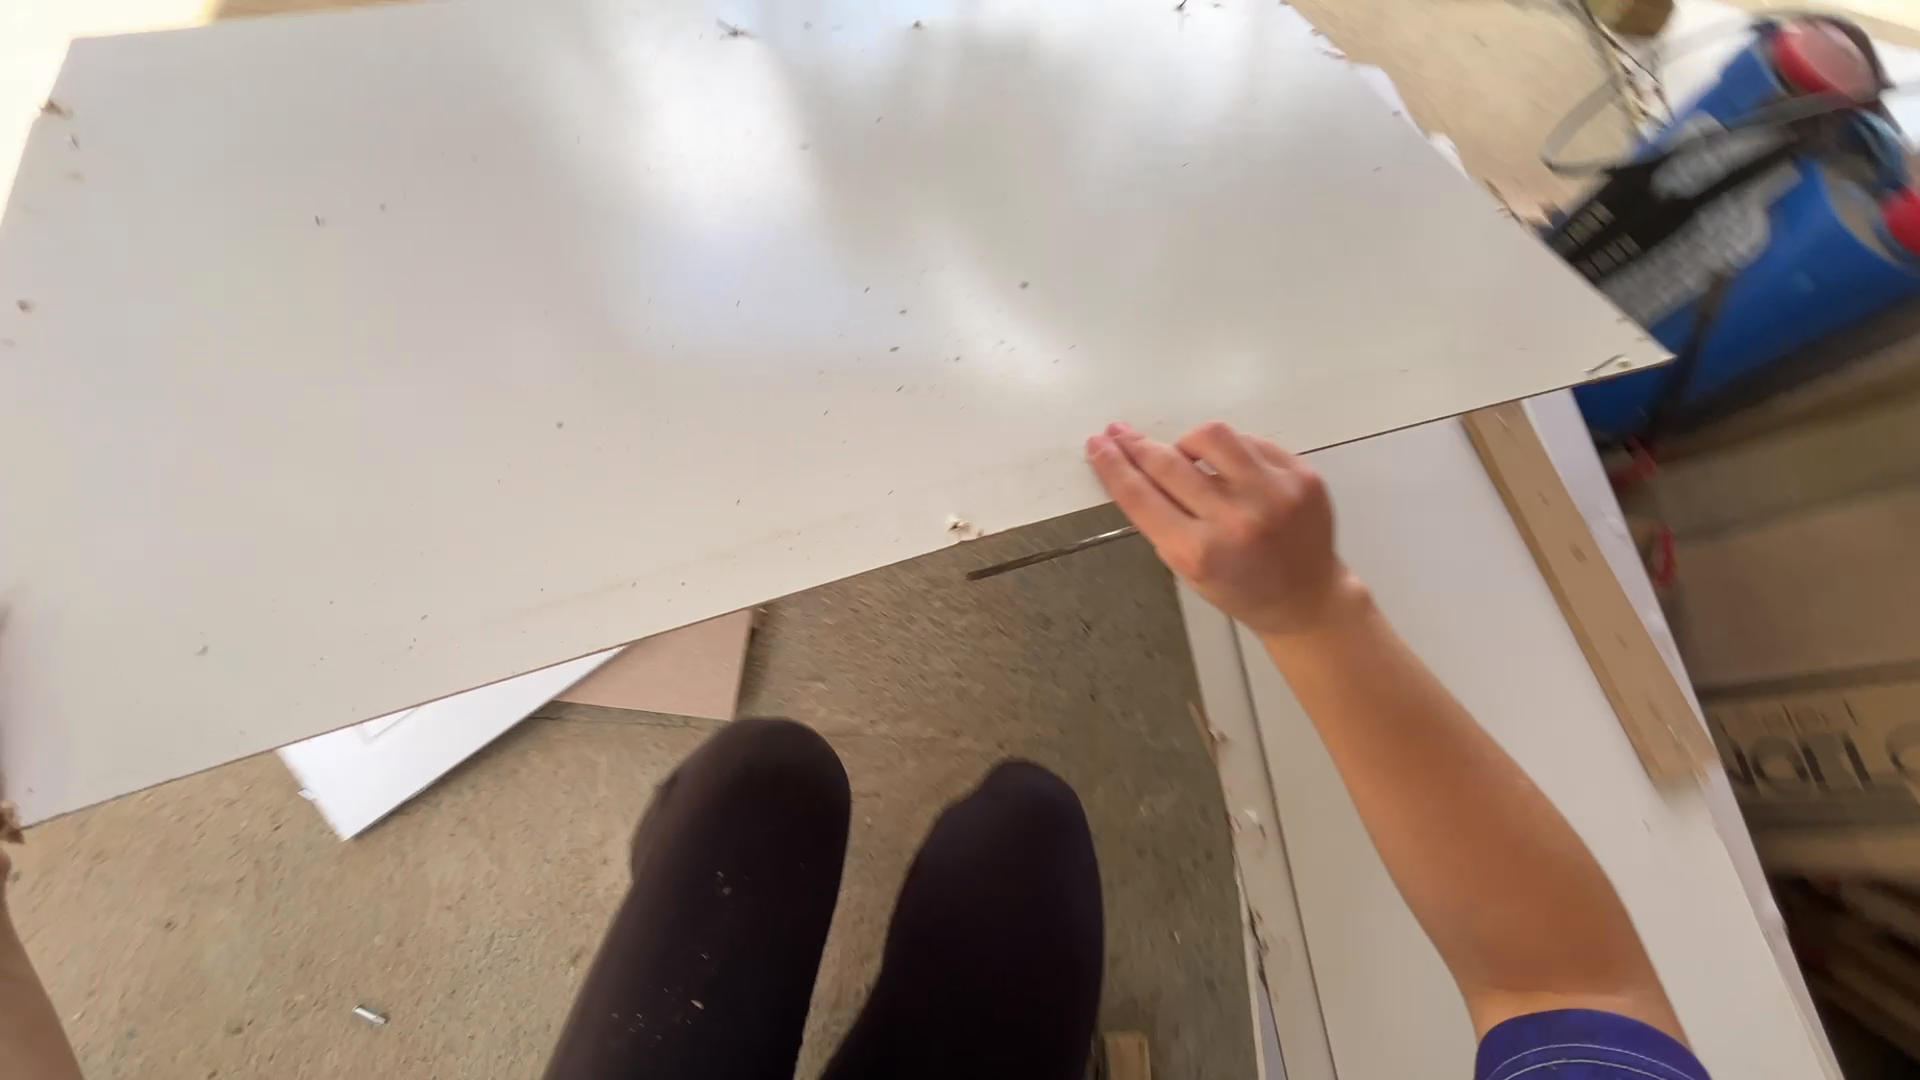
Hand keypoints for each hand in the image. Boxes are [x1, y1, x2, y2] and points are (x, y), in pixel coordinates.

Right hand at [1085, 421, 1361, 635]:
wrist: (1307, 599)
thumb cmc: (1240, 588)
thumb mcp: (1186, 567)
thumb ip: (1161, 520)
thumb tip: (1134, 464)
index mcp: (1199, 552)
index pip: (1140, 496)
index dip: (1113, 466)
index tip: (1098, 445)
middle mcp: (1236, 520)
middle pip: (1168, 463)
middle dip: (1136, 445)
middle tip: (1120, 432)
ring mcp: (1274, 494)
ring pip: (1212, 436)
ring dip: (1187, 443)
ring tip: (1185, 455)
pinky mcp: (1301, 475)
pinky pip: (1250, 441)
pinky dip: (1230, 450)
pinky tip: (1227, 466)